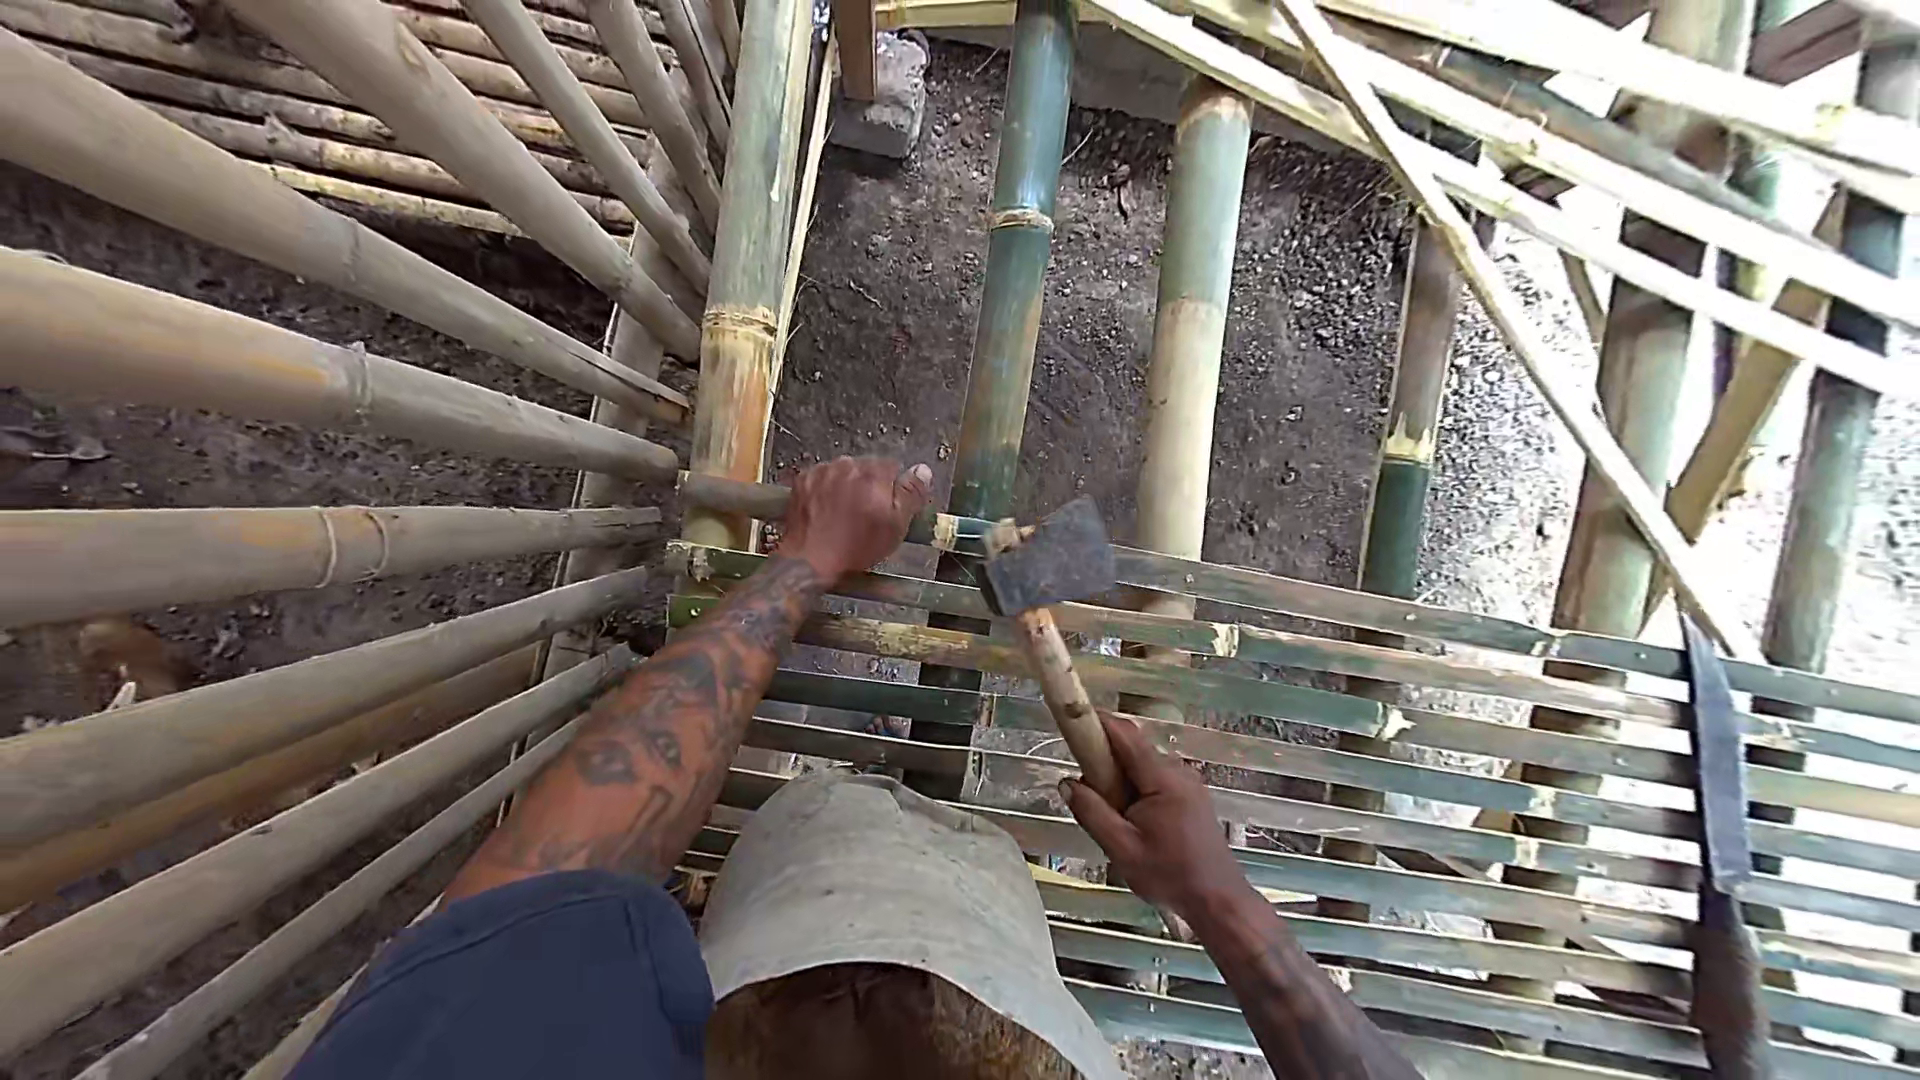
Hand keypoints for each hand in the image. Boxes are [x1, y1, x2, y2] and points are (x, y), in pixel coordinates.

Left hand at [778, 457, 932, 581]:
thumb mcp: (895, 526)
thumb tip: (922, 470)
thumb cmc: (857, 547)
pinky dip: (826, 490)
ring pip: (843, 472)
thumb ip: (911, 494)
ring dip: (846, 486)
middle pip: (866, 468)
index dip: (893, 489)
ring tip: (843, 514)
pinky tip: (826, 511)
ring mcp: (822, 471)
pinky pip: (822, 478)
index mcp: (873, 473)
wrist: (810, 561)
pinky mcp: (802, 481)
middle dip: (869, 486)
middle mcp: (847, 465)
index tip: (887, 508)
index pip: (892, 467)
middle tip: (865, 515)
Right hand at [1059, 713, 1249, 918]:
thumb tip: (1066, 783)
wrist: (1220, 903)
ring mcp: (1187, 782)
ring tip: (1111, 813)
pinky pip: (1153, 777)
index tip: (1072, 723)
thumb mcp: (1122, 849)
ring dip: (1119, 777)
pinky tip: (1131, 818)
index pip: (1125, 735)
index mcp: (1163, 779)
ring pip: (1141, 764)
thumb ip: (1092, 813)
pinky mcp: (1190, 795)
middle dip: (1104, 760)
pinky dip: (1135, 787)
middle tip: (1088, 791)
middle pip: (1132, 748)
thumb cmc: (1171, 876)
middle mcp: (1177, 772)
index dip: (1097, 723)